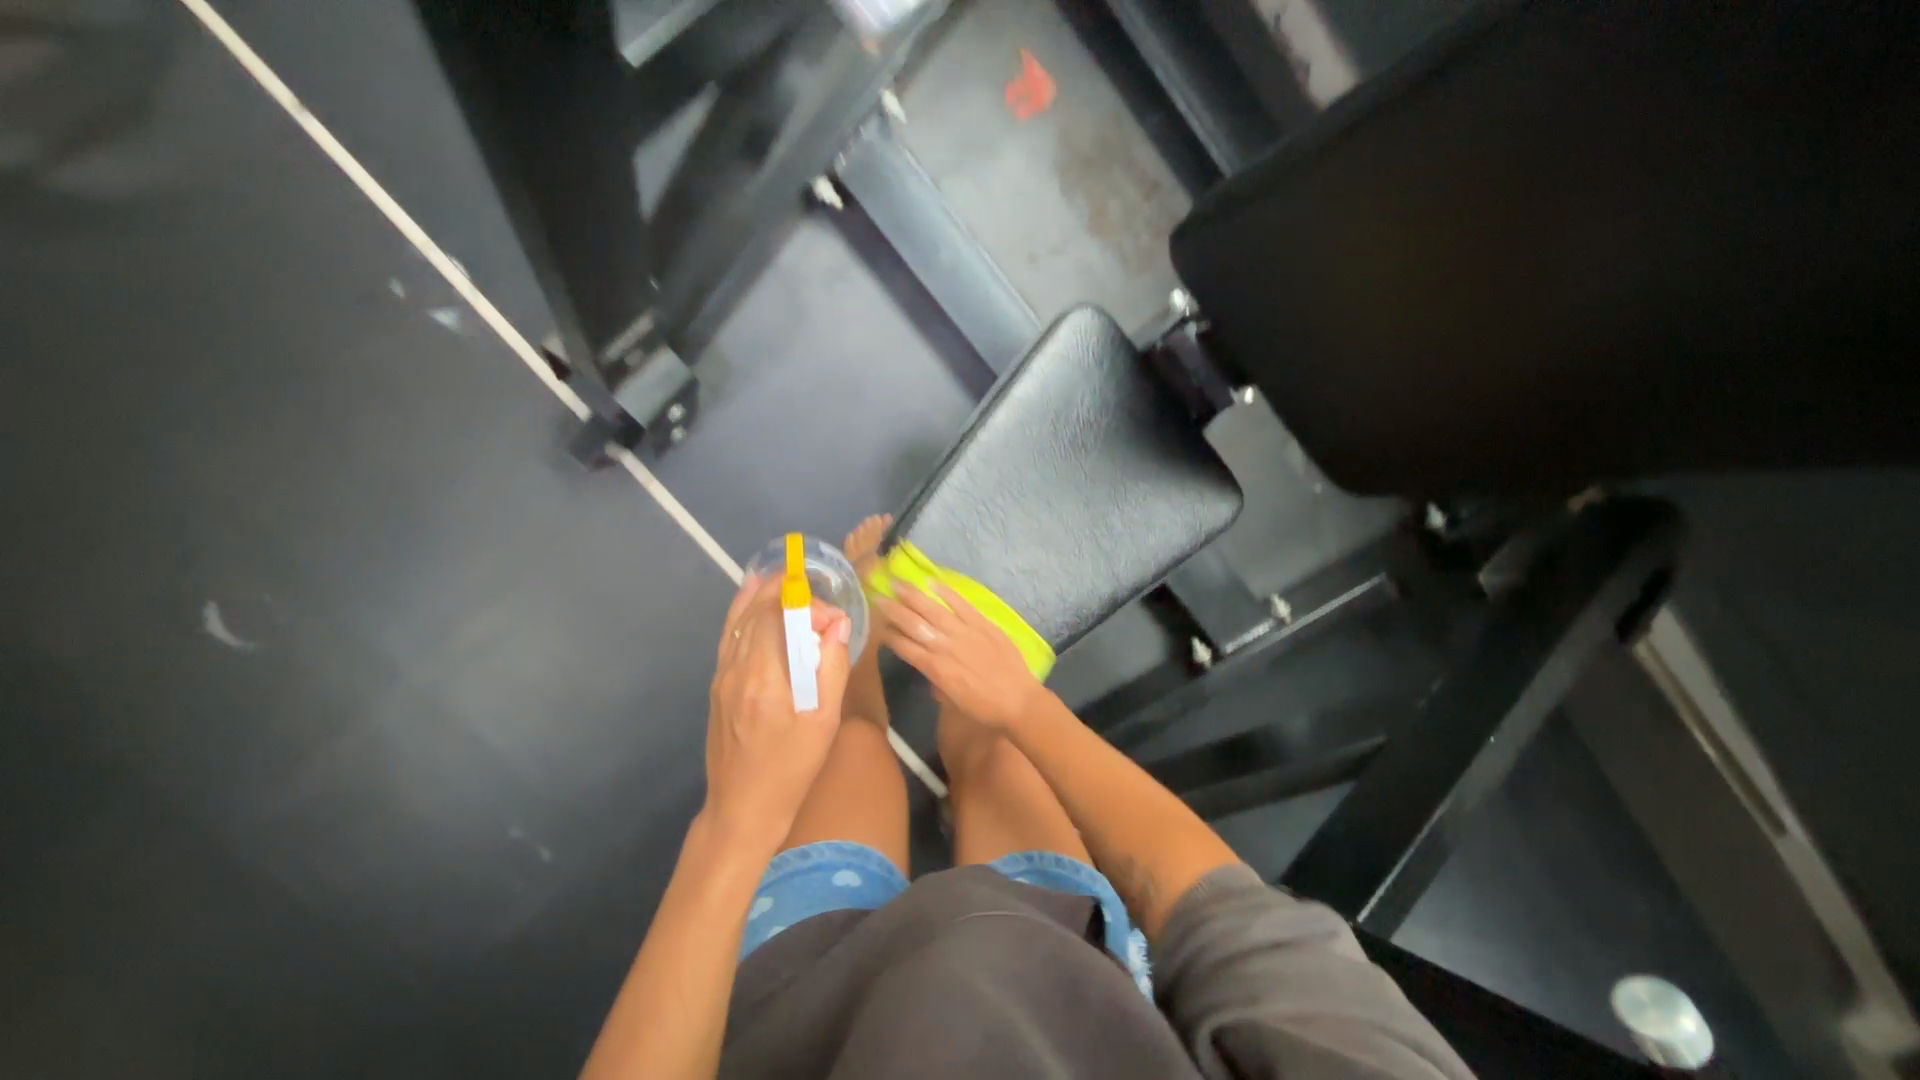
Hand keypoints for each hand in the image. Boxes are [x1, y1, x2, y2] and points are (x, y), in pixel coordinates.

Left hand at [703, 574, 851, 846]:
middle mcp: (737, 669)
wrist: (742, 808)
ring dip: (761, 595)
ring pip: (738, 620)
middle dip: (785, 591)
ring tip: (782, 576)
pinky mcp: (717, 685)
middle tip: (812, 584)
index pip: (781, 615)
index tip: (833, 620)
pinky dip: (742, 612)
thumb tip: (838, 624)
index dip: (807, 604)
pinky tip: (751, 599)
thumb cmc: (791, 769)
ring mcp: (722, 676)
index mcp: (765, 678)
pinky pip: (729, 636)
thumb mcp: (824, 723)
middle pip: (757, 611)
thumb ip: (831, 668)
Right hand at [876, 583, 1044, 729]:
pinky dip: (947, 593)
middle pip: (912, 624)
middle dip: (893, 610)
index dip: (888, 635)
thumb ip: (936, 681)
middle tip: (878, 597)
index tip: (877, 625)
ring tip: (898, 583)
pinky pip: (962, 605)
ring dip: (913, 595)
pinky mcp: (983, 625)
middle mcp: (944, 647)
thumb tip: (928, 668)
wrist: (1018, 702)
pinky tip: (932, 582)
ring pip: (933, 609)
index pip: (904, 646)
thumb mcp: (951, 701)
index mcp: (934, 669)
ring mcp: (964, 633)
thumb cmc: (984, 708)